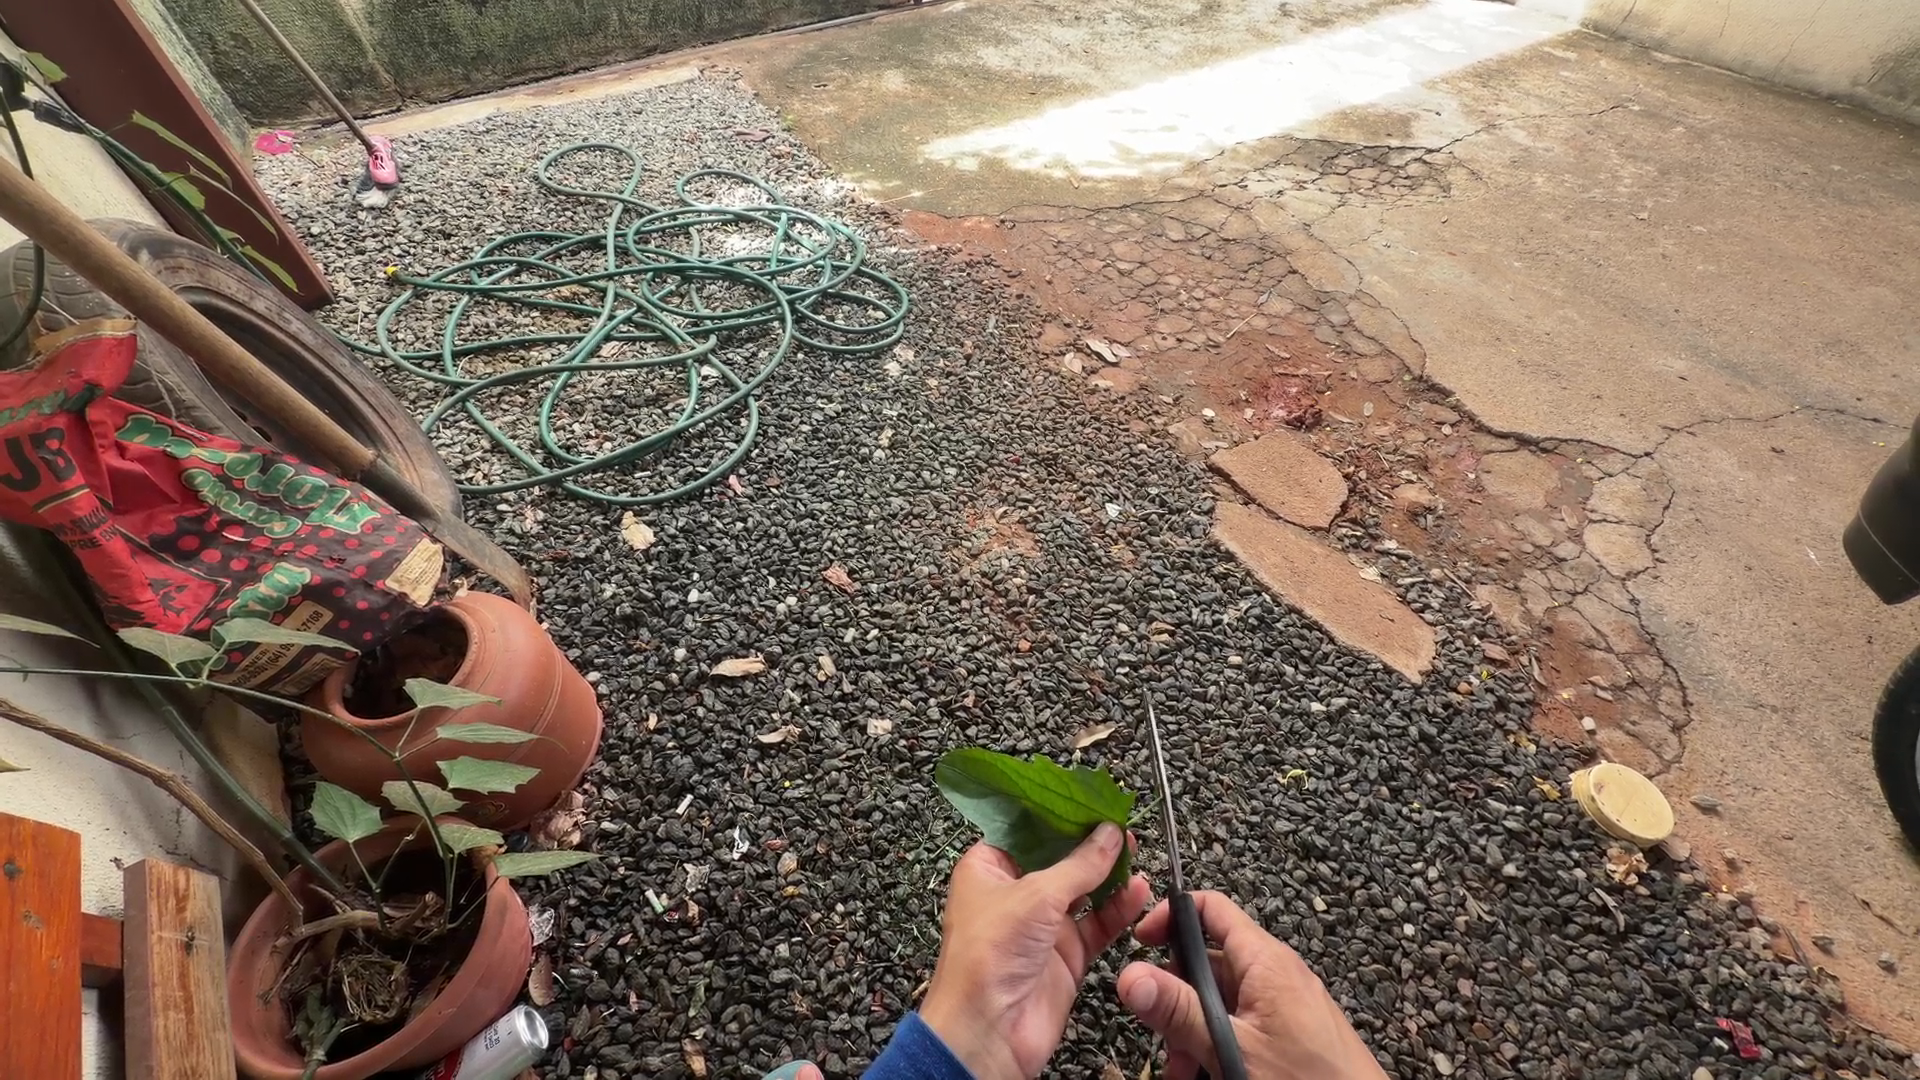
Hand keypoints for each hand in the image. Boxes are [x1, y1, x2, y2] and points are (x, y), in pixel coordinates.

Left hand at [920, 824, 1152, 1079]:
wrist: (988, 1032)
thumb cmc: (987, 956)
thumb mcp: (1036, 895)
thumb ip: (1079, 864)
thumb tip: (1109, 833)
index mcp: (988, 867)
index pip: (1027, 829)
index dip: (1058, 814)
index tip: (1088, 799)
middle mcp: (1014, 892)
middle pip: (1058, 857)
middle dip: (1088, 842)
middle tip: (1118, 822)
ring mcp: (1041, 923)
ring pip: (1081, 889)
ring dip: (1108, 873)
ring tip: (1134, 850)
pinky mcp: (1064, 953)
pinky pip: (1096, 923)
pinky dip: (1118, 908)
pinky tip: (1138, 891)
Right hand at [1118, 891, 1386, 1079]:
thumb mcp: (1235, 1049)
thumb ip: (1180, 1012)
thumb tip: (1128, 975)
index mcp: (1264, 959)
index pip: (1209, 906)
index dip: (1170, 916)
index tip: (1140, 944)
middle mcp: (1275, 972)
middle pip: (1208, 961)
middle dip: (1178, 996)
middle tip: (1162, 1037)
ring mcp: (1285, 1005)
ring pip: (1222, 1000)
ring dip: (1193, 1030)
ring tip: (1183, 1072)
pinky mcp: (1293, 1035)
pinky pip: (1243, 1025)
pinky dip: (1219, 1045)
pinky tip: (1208, 1074)